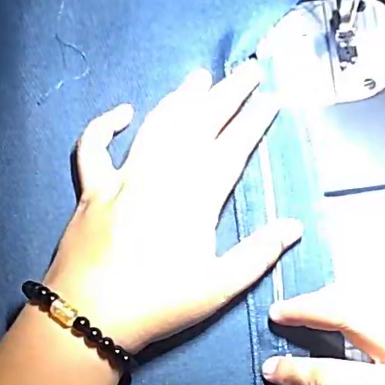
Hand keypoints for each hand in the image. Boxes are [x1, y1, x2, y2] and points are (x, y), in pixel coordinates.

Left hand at [41, 63, 300, 351]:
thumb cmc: (159, 303)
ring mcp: (123, 179)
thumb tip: (294, 227)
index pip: (232, 148)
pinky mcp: (92, 190)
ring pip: (155, 126)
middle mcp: (160, 176)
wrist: (90, 315)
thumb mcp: (218, 286)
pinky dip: (104, 126)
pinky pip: (94, 149)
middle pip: (197, 125)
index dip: (254, 122)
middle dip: (225, 95)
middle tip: (246, 69)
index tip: (272, 99)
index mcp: (196, 198)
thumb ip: (258, 254)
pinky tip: (122, 113)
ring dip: (178, 99)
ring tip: (199, 77)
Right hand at [260, 286, 384, 384]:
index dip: (294, 370)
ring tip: (310, 308)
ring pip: (378, 294)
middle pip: (354, 312)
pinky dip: (369, 300)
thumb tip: (309, 380)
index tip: (270, 366)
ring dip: (338, 297)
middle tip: (280, 312)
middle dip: (310, 308)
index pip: (333, 375)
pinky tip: (351, 308)